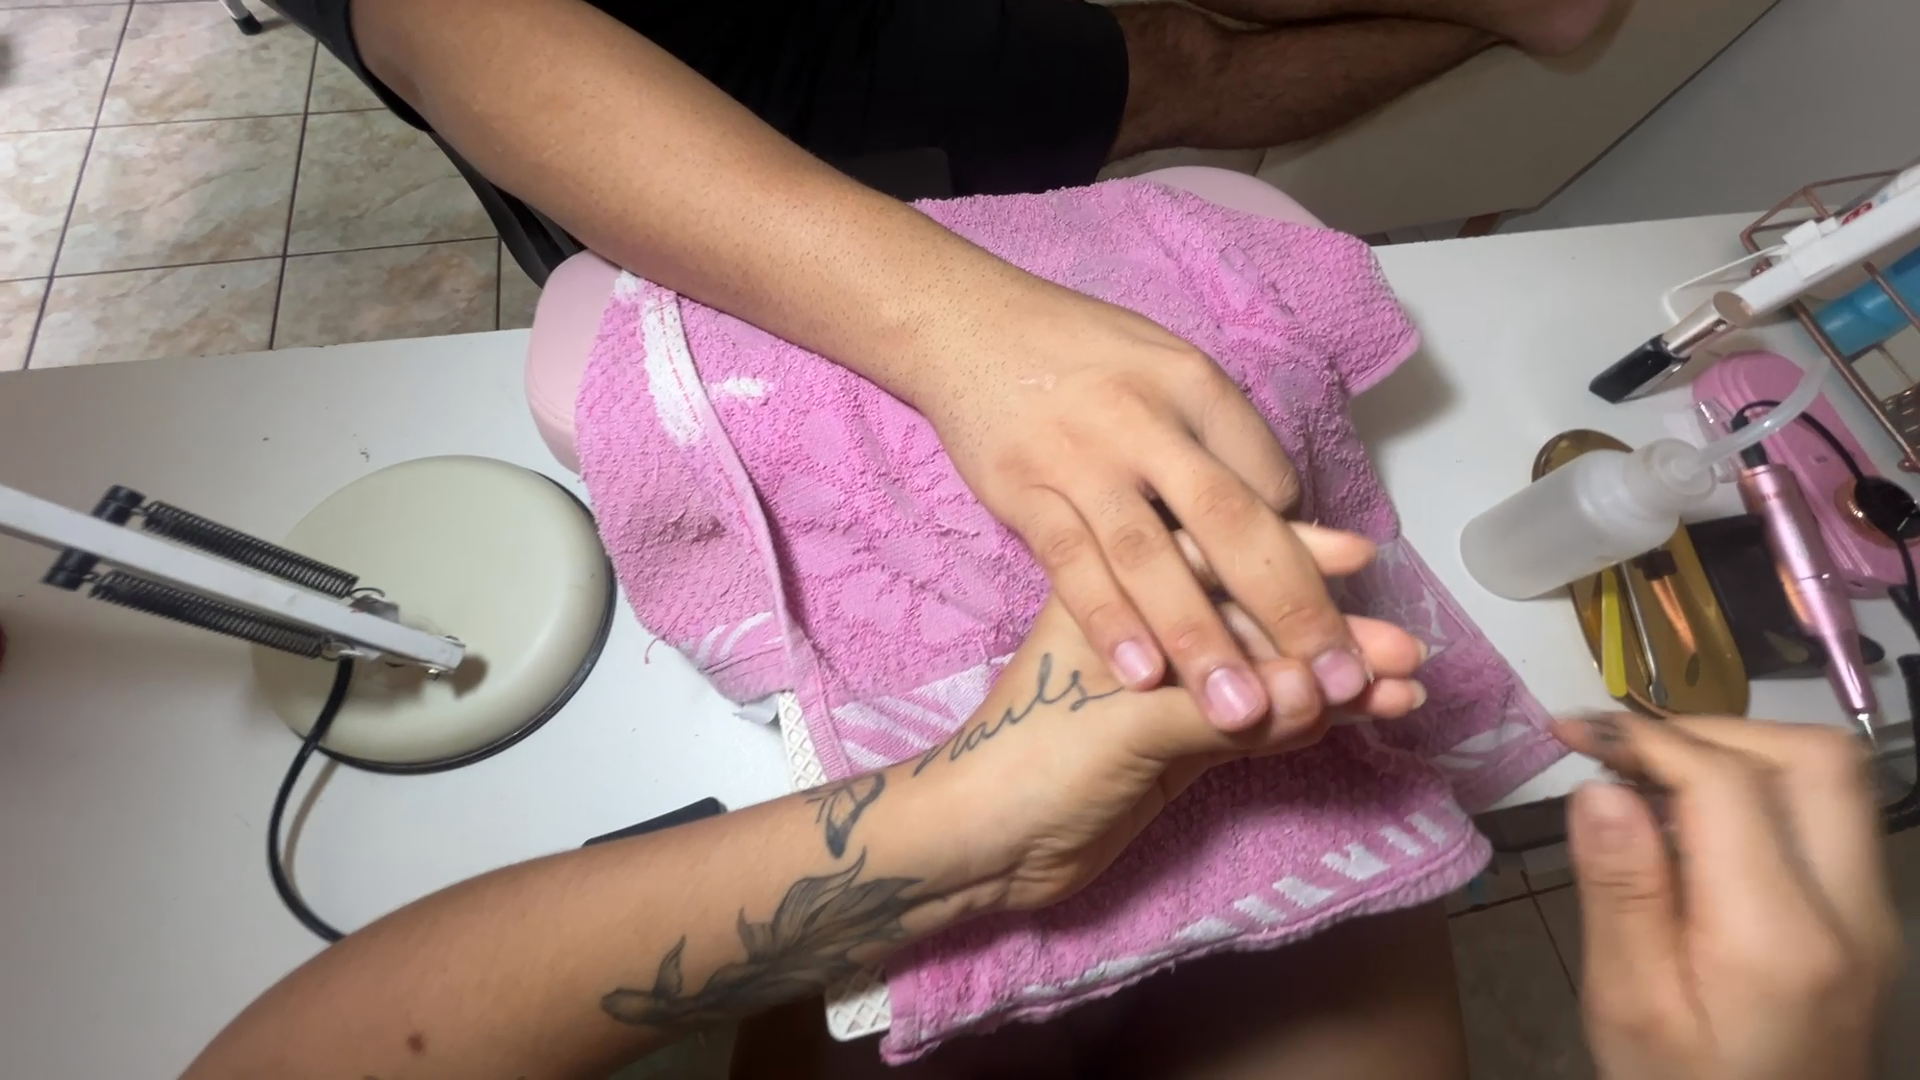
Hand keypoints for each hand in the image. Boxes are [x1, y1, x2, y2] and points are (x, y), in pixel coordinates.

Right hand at [915, 288, 1373, 732]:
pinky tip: (1139, 674)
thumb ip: (1210, 429)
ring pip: (1148, 555)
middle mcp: (1143, 421)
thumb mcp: (1160, 360)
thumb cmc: (1073, 347)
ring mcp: (1079, 458)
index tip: (1319, 616)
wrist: (969, 326)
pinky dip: (1107, 619)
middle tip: (1338, 682)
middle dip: (1288, 607)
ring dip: (1198, 636)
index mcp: (1192, 384)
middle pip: (1227, 522)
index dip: (1302, 554)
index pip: (1267, 478)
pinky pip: (1071, 563)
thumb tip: (1265, 501)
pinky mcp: (1023, 492)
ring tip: (1242, 710)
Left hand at [915, 582, 1427, 914]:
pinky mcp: (1183, 739)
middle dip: (1322, 632)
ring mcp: (1169, 687)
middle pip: (1248, 618)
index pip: (1208, 560)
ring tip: (1406, 687)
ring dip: (1327, 680)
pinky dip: (1304, 721)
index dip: (1283, 558)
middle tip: (1404, 650)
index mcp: (1114, 596)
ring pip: (1261, 673)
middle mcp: (1148, 630)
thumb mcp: (1120, 726)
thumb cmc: (1031, 759)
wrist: (985, 844)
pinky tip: (1363, 717)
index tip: (1360, 559)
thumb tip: (1318, 689)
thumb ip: (1217, 709)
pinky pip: (1256, 722)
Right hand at [1554, 714, 1902, 1079]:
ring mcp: (1870, 913)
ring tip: (1636, 772)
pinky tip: (1672, 815)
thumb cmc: (1676, 1077)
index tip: (1568, 733)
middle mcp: (1852, 911)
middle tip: (1615, 747)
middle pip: (1813, 760)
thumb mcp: (1628, 994)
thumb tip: (1599, 787)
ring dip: (1724, 750)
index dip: (1642, 737)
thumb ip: (1620, 887)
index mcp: (1781, 933)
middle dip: (1702, 727)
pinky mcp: (1860, 917)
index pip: (1727, 784)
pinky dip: (1739, 784)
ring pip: (1823, 778)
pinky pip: (1814, 814)